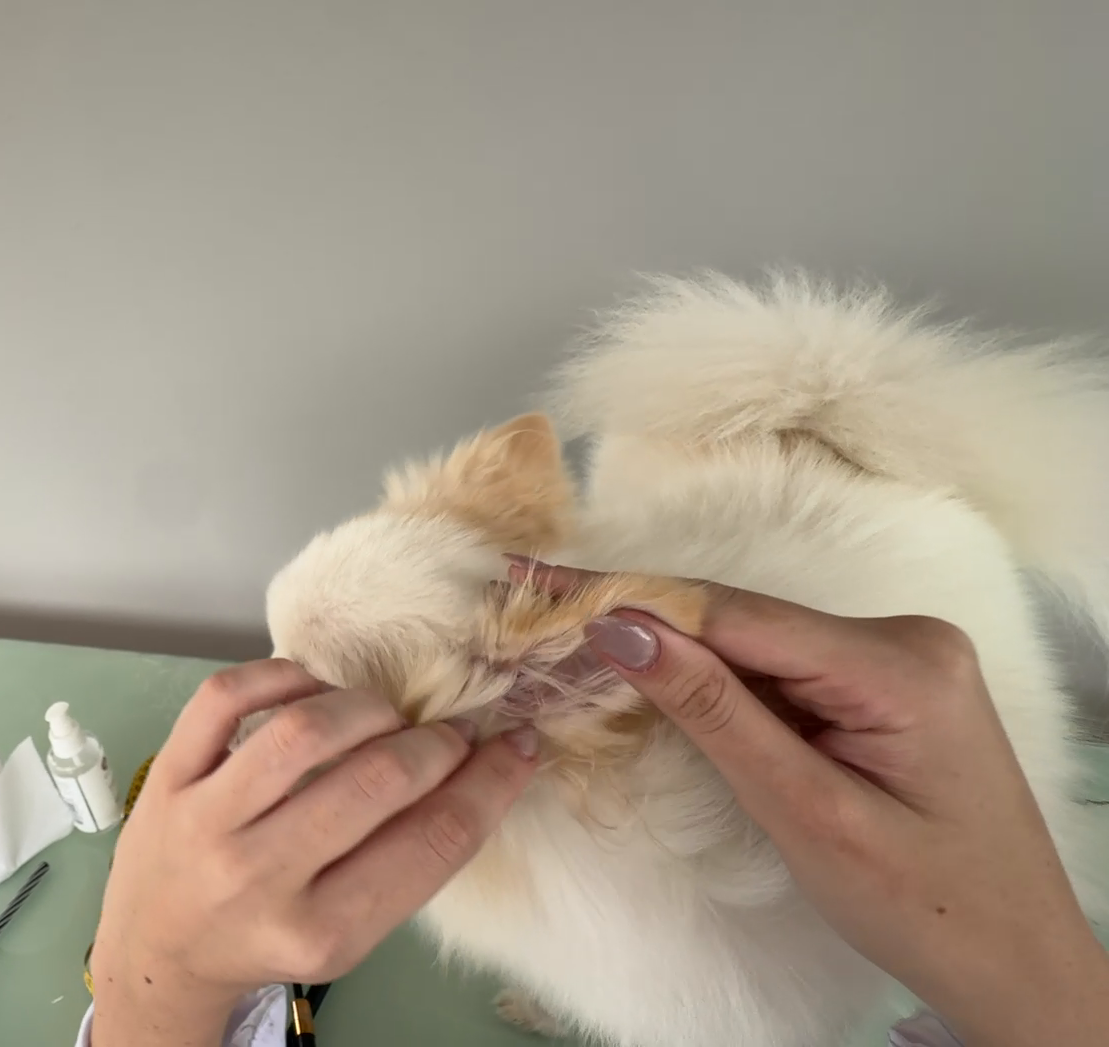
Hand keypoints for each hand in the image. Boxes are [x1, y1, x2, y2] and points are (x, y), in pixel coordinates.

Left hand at [89, 659, 539, 1046]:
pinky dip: (278, 675)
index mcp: (322, 932)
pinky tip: (308, 685)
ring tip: (380, 715)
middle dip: (430, 744)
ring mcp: (206, 818)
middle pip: (374, 781)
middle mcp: (261, 876)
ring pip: (302, 732)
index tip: (513, 747)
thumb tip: (468, 769)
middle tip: (442, 732)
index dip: (488, 786)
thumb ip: (395, 859)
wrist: (158, 946)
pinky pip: (225, 698)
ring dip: (363, 708)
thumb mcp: (339, 930)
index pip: (429, 846)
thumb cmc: (261, 935)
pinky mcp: (168, 772)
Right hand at [516, 561, 1108, 1046]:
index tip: (538, 581)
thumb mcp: (801, 808)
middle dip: (626, 609)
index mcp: (898, 665)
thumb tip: (617, 627)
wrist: (1016, 967)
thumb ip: (711, 708)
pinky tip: (630, 653)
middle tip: (533, 590)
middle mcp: (893, 639)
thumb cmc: (923, 905)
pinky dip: (687, 663)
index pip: (731, 615)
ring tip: (561, 619)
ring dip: (649, 635)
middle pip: (729, 615)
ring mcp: (877, 657)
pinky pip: (753, 658)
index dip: (625, 596)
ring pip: (734, 634)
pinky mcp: (857, 680)